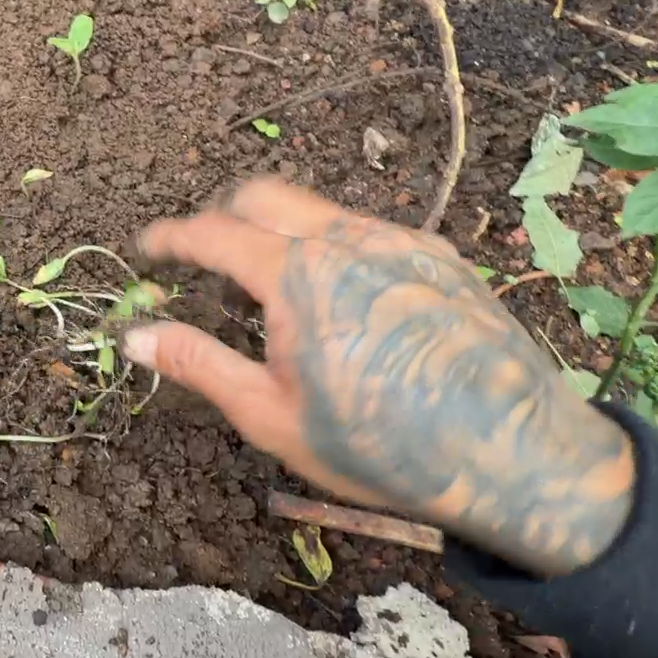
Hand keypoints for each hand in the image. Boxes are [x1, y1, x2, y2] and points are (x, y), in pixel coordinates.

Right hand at [122, 179, 635, 576]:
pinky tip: (327, 298)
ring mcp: (400, 241)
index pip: (212, 233)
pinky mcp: (438, 256)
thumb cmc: (379, 446)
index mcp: (298, 275)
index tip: (145, 249)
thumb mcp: (268, 414)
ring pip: (313, 209)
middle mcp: (348, 240)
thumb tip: (133, 336)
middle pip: (261, 196)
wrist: (523, 461)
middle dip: (217, 217)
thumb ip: (195, 363)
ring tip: (262, 288)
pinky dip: (319, 244)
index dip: (169, 237)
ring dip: (270, 230)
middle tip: (199, 259)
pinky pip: (359, 228)